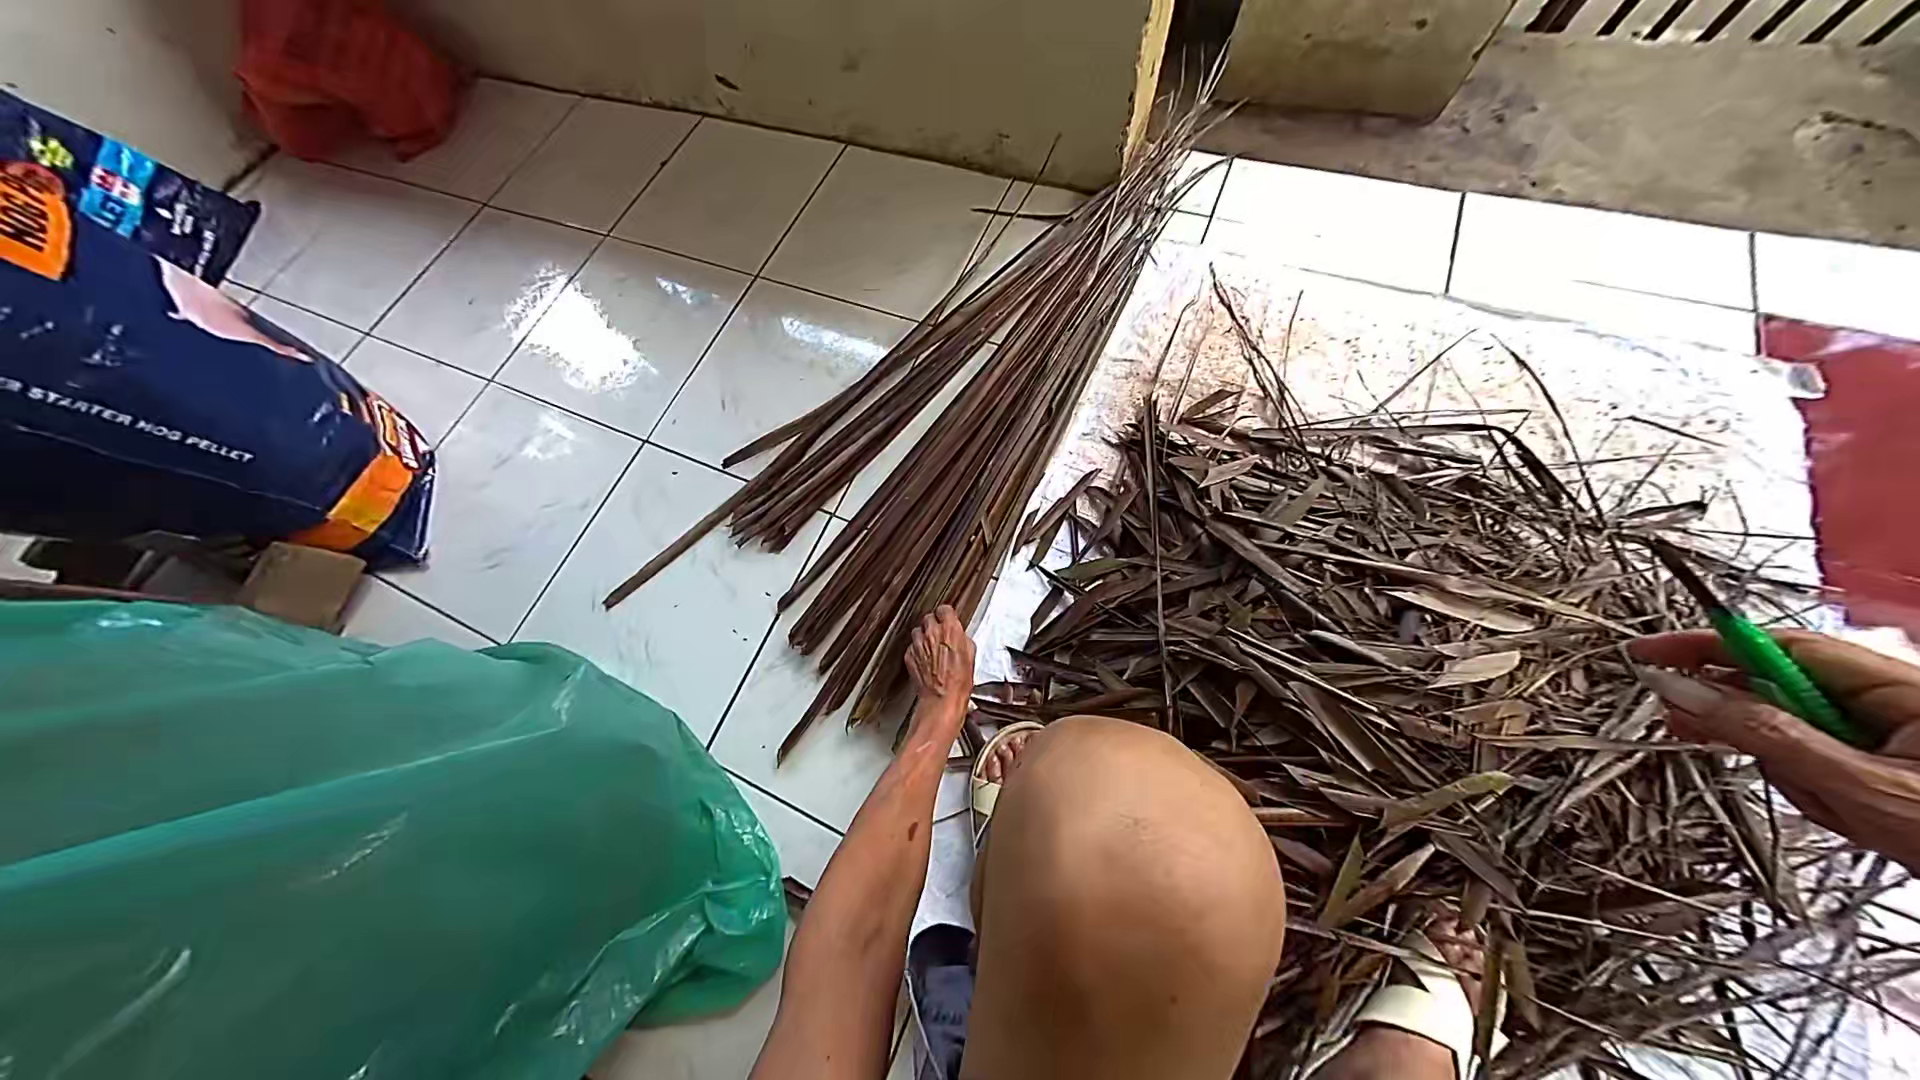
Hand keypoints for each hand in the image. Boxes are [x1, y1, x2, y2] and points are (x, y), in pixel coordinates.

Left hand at [904, 605, 974, 719]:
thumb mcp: (970, 655)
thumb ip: (962, 639)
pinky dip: (918, 651)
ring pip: (918, 632)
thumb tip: (959, 636)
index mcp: (949, 630)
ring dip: (924, 637)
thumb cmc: (958, 681)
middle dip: (934, 625)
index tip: (947, 618)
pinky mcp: (909, 656)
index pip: (944, 609)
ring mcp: (918, 644)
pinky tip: (926, 660)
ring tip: (932, 649)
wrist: (942, 699)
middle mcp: (931, 633)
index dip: (946, 614)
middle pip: (929, 618)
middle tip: (941, 635)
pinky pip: (912, 647)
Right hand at [1632, 629, 1919, 871]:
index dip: (1706, 643)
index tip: (1648, 654)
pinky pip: (1821, 759)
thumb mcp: (1861, 787)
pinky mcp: (1893, 767)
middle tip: (1692, 730)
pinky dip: (1816, 785)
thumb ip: (1762, 734)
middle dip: (1744, 718)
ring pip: (1796, 730)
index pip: (1780, 646)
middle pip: (1781, 688)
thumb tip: (1678, 690)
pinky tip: (1847, 811)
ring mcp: (1899, 737)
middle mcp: (1901, 703)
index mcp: (1907, 689)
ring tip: (1833, 804)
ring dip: (1792, 767)